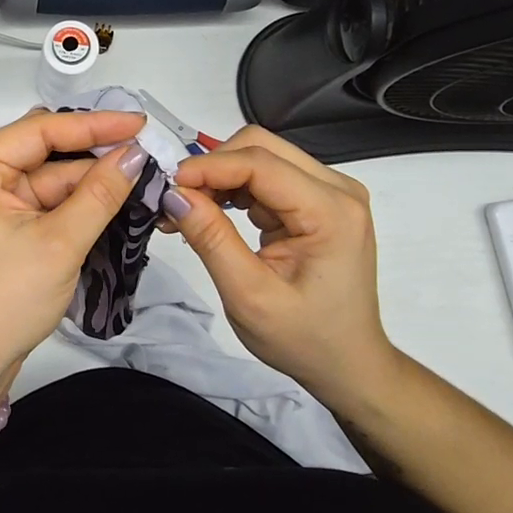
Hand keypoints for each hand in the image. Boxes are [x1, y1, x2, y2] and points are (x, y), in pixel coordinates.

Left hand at [0, 108, 147, 415]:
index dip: (93, 125)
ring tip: (144, 169)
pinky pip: (48, 199)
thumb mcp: (59, 244)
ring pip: (51, 175)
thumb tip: (136, 153)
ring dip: (93, 176)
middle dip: (95, 151)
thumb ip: (100, 193)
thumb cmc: (6, 301)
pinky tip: (118, 191)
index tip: (139, 122)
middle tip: (148, 147)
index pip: (39, 131)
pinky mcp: (6, 222)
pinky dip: (81, 198)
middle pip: (46, 150)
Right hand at [167, 127, 400, 400]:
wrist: (347, 364)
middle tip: (176, 203)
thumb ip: (212, 239)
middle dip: (212, 168)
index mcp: (331, 211)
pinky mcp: (316, 201)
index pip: (260, 163)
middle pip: (261, 148)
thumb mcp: (249, 296)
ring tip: (186, 214)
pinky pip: (265, 178)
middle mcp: (337, 189)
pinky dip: (231, 191)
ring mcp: (329, 192)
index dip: (208, 167)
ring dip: (218, 178)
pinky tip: (209, 217)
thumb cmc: (303, 339)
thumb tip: (173, 194)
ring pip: (260, 158)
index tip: (166, 186)